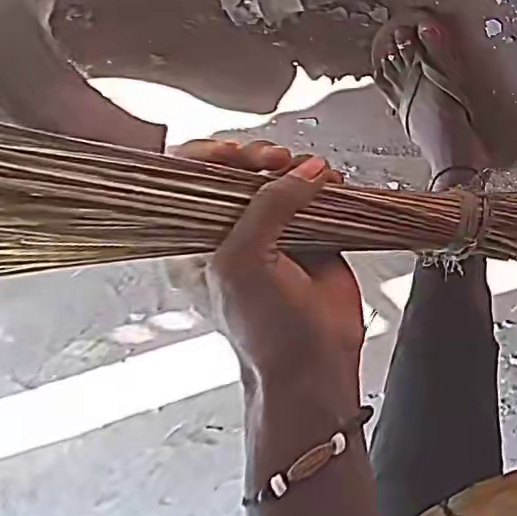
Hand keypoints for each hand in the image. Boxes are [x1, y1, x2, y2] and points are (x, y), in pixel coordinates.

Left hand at [172, 140, 363, 408]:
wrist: (314, 360)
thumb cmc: (264, 331)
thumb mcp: (243, 265)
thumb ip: (267, 209)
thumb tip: (303, 172)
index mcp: (195, 243)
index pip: (186, 182)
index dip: (208, 158)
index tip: (236, 155)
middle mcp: (231, 233)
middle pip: (236, 172)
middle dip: (257, 157)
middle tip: (276, 160)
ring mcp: (272, 231)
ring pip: (278, 178)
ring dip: (297, 168)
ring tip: (312, 176)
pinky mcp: (309, 233)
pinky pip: (314, 194)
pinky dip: (325, 183)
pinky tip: (330, 185)